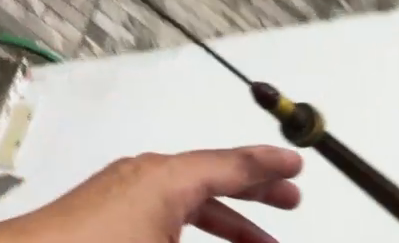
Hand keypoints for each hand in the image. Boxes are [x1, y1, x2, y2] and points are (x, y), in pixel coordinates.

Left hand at [7, 145, 303, 242]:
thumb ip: (225, 240)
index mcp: (162, 179)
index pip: (223, 164)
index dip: (262, 166)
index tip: (295, 163)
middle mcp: (141, 176)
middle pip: (206, 177)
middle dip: (249, 190)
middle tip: (291, 200)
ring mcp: (118, 192)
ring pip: (184, 199)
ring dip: (223, 218)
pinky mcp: (102, 213)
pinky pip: (160, 213)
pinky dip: (190, 226)